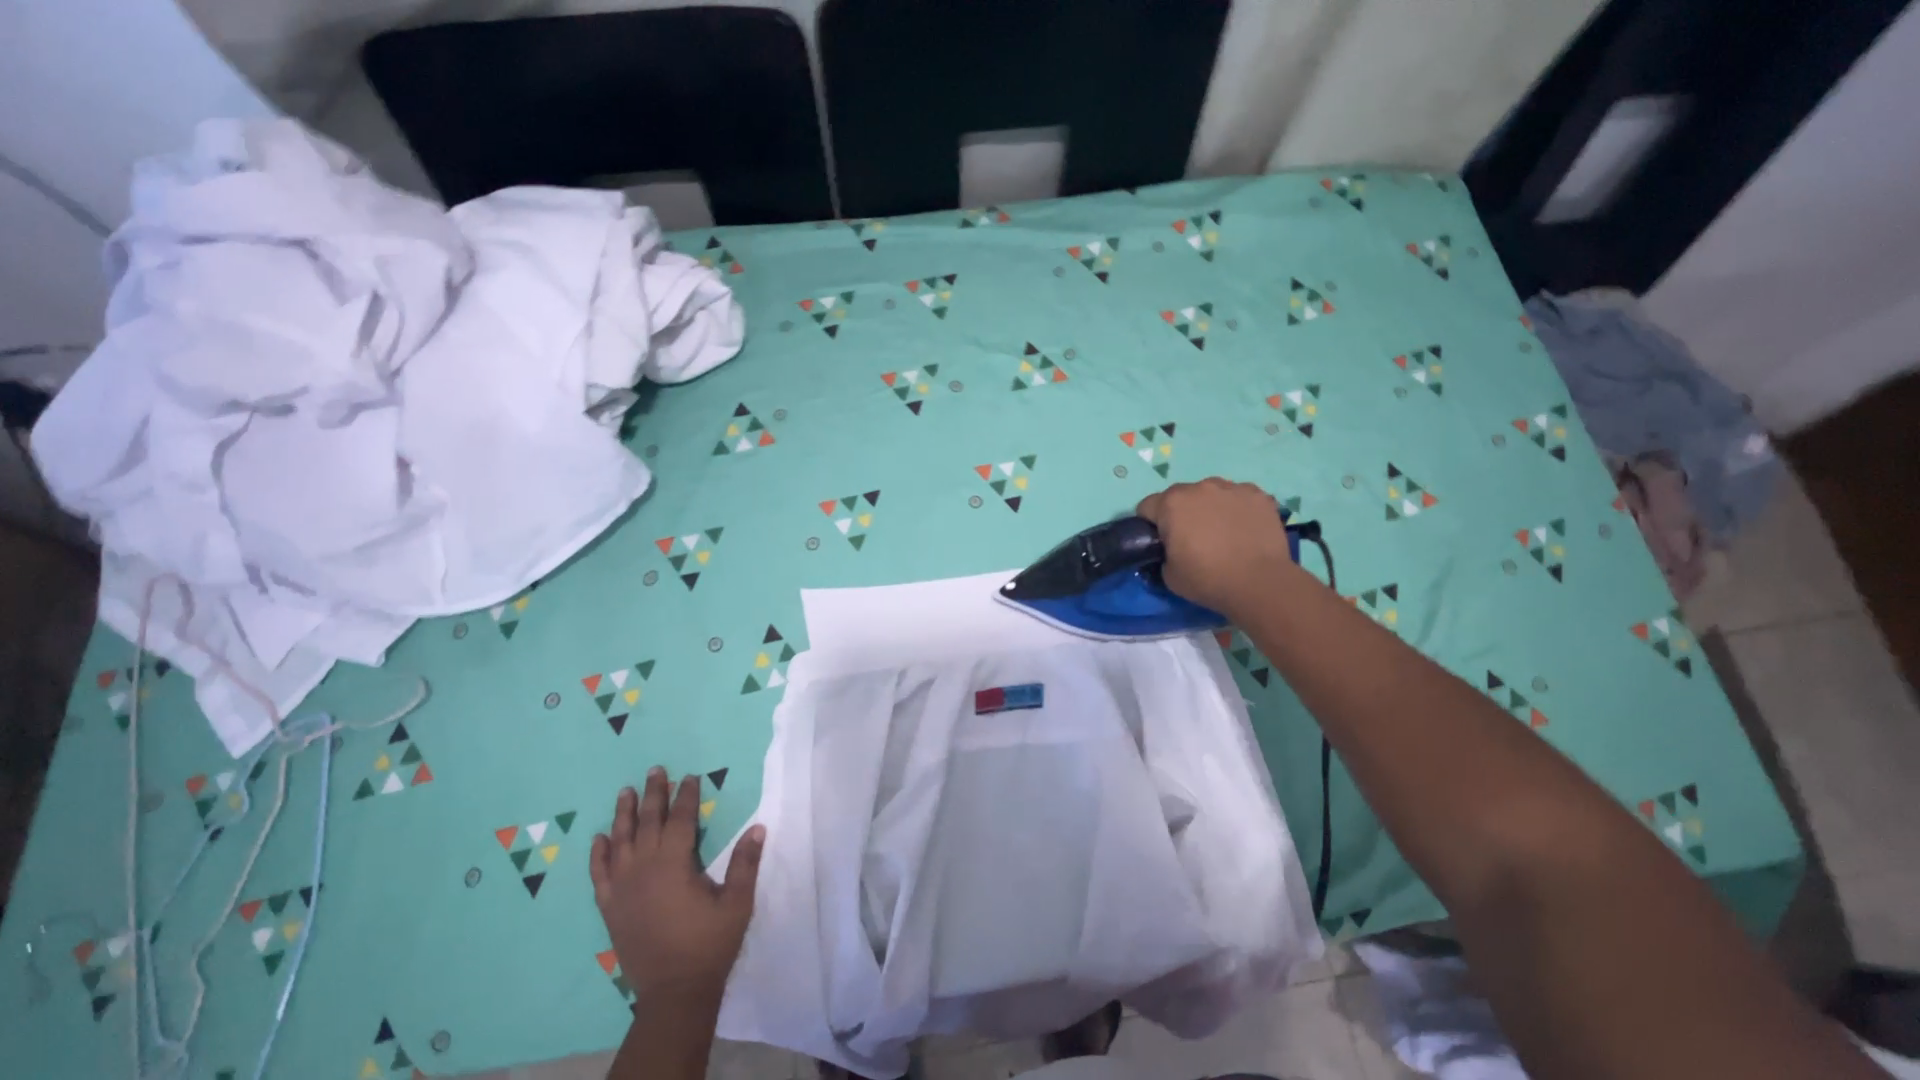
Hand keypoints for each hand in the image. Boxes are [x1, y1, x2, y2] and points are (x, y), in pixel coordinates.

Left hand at [590, 768, 765, 1004]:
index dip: (686, 796)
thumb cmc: (709, 945)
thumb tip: (758, 828)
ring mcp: (622, 888)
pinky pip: (599, 873)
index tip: (690, 776)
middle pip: (647, 822)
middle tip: (655, 771)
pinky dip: (599, 853)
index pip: (680, 820)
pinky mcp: (610, 907)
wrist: (674, 992)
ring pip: (620, 841)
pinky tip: (600, 838)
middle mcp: (643, 869)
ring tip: (626, 791)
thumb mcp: (737, 904)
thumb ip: (745, 864)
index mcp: (674, 864)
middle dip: (653, 794)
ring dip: (624, 814)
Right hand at [1137, 478, 1302, 619]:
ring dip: (1210, 508)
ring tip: (1223, 534)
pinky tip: (1244, 531)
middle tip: (1193, 540)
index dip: (1151, 526)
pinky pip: (1239, 498)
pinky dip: (1237, 510)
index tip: (1162, 543)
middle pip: (1180, 496)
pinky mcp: (1258, 495)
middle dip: (1182, 514)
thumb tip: (1170, 550)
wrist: (1259, 583)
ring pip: (1211, 493)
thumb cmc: (1208, 579)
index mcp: (1172, 503)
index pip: (1147, 507)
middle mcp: (1200, 487)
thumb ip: (1163, 553)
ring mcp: (1232, 488)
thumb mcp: (1168, 575)